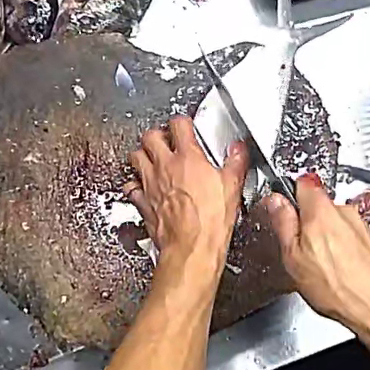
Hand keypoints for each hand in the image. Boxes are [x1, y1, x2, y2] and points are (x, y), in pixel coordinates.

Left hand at [127, 117, 247, 261]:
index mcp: (188, 158)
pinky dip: (134, 183)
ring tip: (151, 157)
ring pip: (135, 157)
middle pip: (150, 136)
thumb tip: (238, 149)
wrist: (190, 247)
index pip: (179, 125)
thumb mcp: (232, 187)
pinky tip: (142, 185)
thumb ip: (235, 163)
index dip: (182, 122)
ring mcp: (150, 184)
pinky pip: (131, 186)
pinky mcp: (142, 202)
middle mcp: (165, 167)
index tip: (185, 126)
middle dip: (157, 134)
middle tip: (165, 139)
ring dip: (142, 154)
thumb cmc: (209, 221)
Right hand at [263, 176, 369, 336]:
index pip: (302, 182)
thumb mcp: (293, 257)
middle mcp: (344, 212)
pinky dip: (340, 251)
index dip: (288, 195)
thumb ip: (283, 223)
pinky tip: (336, 273)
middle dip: (306, 223)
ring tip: (319, 267)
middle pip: (317, 206)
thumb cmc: (339, 287)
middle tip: (298, 250)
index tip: (282, 212)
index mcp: (321, 209)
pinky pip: (347, 239)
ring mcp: (360, 226)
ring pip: (333, 224)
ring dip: (324, 239)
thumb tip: (275, 201)